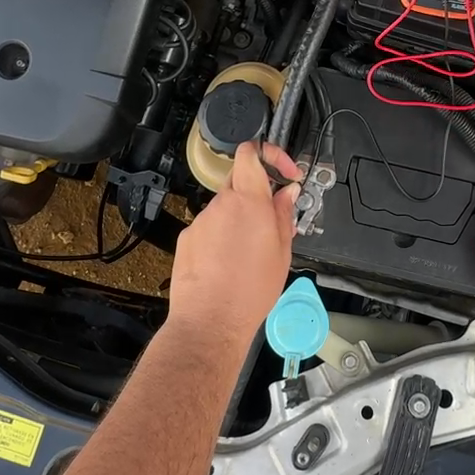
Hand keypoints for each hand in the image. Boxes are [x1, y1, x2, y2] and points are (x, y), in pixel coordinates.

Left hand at [166, 142, 300, 356]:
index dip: (269, 154)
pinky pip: (209, 226)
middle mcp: (223, 203)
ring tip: (249, 249)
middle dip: (256, 191)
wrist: (211, 321)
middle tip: (270, 214)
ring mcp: (202, 220)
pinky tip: (228, 261)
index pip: (251, 153)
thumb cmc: (248, 292)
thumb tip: (287, 193)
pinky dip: (220, 236)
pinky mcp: (188, 237)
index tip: (284, 172)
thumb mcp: (282, 251)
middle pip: (239, 179)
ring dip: (238, 218)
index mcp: (250, 201)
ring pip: (224, 205)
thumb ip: (284, 214)